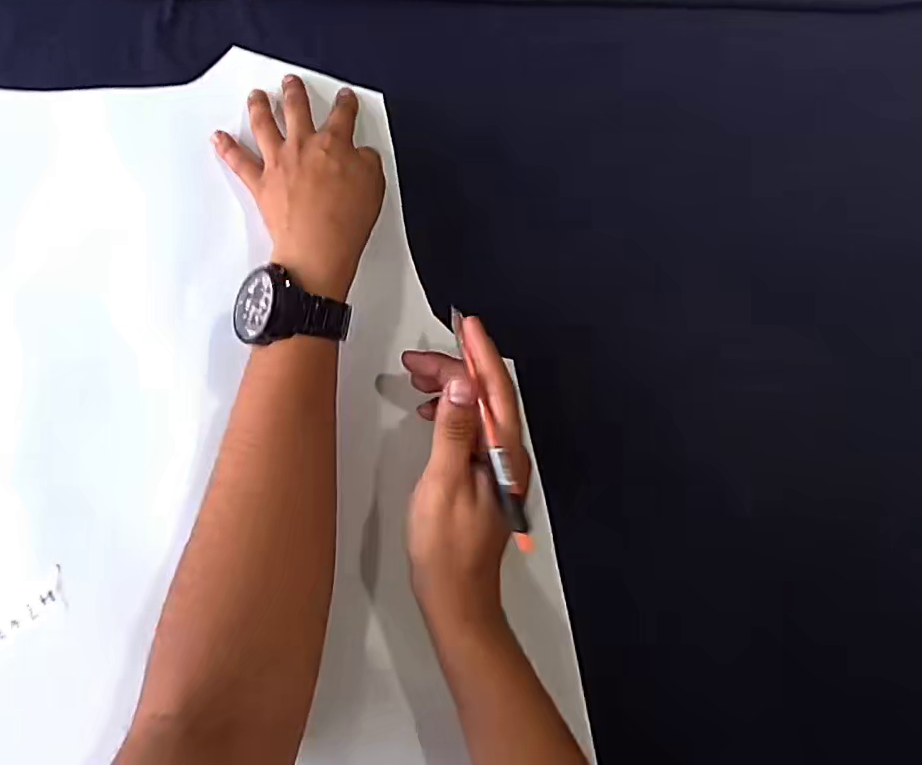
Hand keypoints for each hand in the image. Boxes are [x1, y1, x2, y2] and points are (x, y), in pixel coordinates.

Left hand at [214, 75, 385, 300]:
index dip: (346, 103)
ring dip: (259, 106)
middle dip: (295, 92)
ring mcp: (279, 163)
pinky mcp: (261, 183)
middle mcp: (303, 146)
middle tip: (291, 82)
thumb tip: (362, 154)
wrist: (318, 248)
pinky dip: (226, 147)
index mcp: (334, 143)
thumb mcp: (374, 184)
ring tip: (256, 96)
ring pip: (264, 124)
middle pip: (297, 109)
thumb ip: (367, 161)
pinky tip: (219, 137)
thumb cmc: (345, 221)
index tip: (345, 97)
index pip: (342, 115)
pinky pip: (238, 161)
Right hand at [402, 316, 530, 633]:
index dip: (480, 353)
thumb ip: (453, 430)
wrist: (456, 597)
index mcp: (502, 453)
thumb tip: (459, 384)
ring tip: (416, 375)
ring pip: (474, 407)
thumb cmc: (446, 547)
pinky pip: (467, 424)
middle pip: (484, 395)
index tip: (466, 324)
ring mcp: (494, 463)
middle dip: (453, 367)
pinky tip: (428, 410)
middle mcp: (505, 454)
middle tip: (416, 358)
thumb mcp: (443, 483)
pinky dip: (447, 409)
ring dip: (448, 386)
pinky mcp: (479, 470)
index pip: (495, 390)